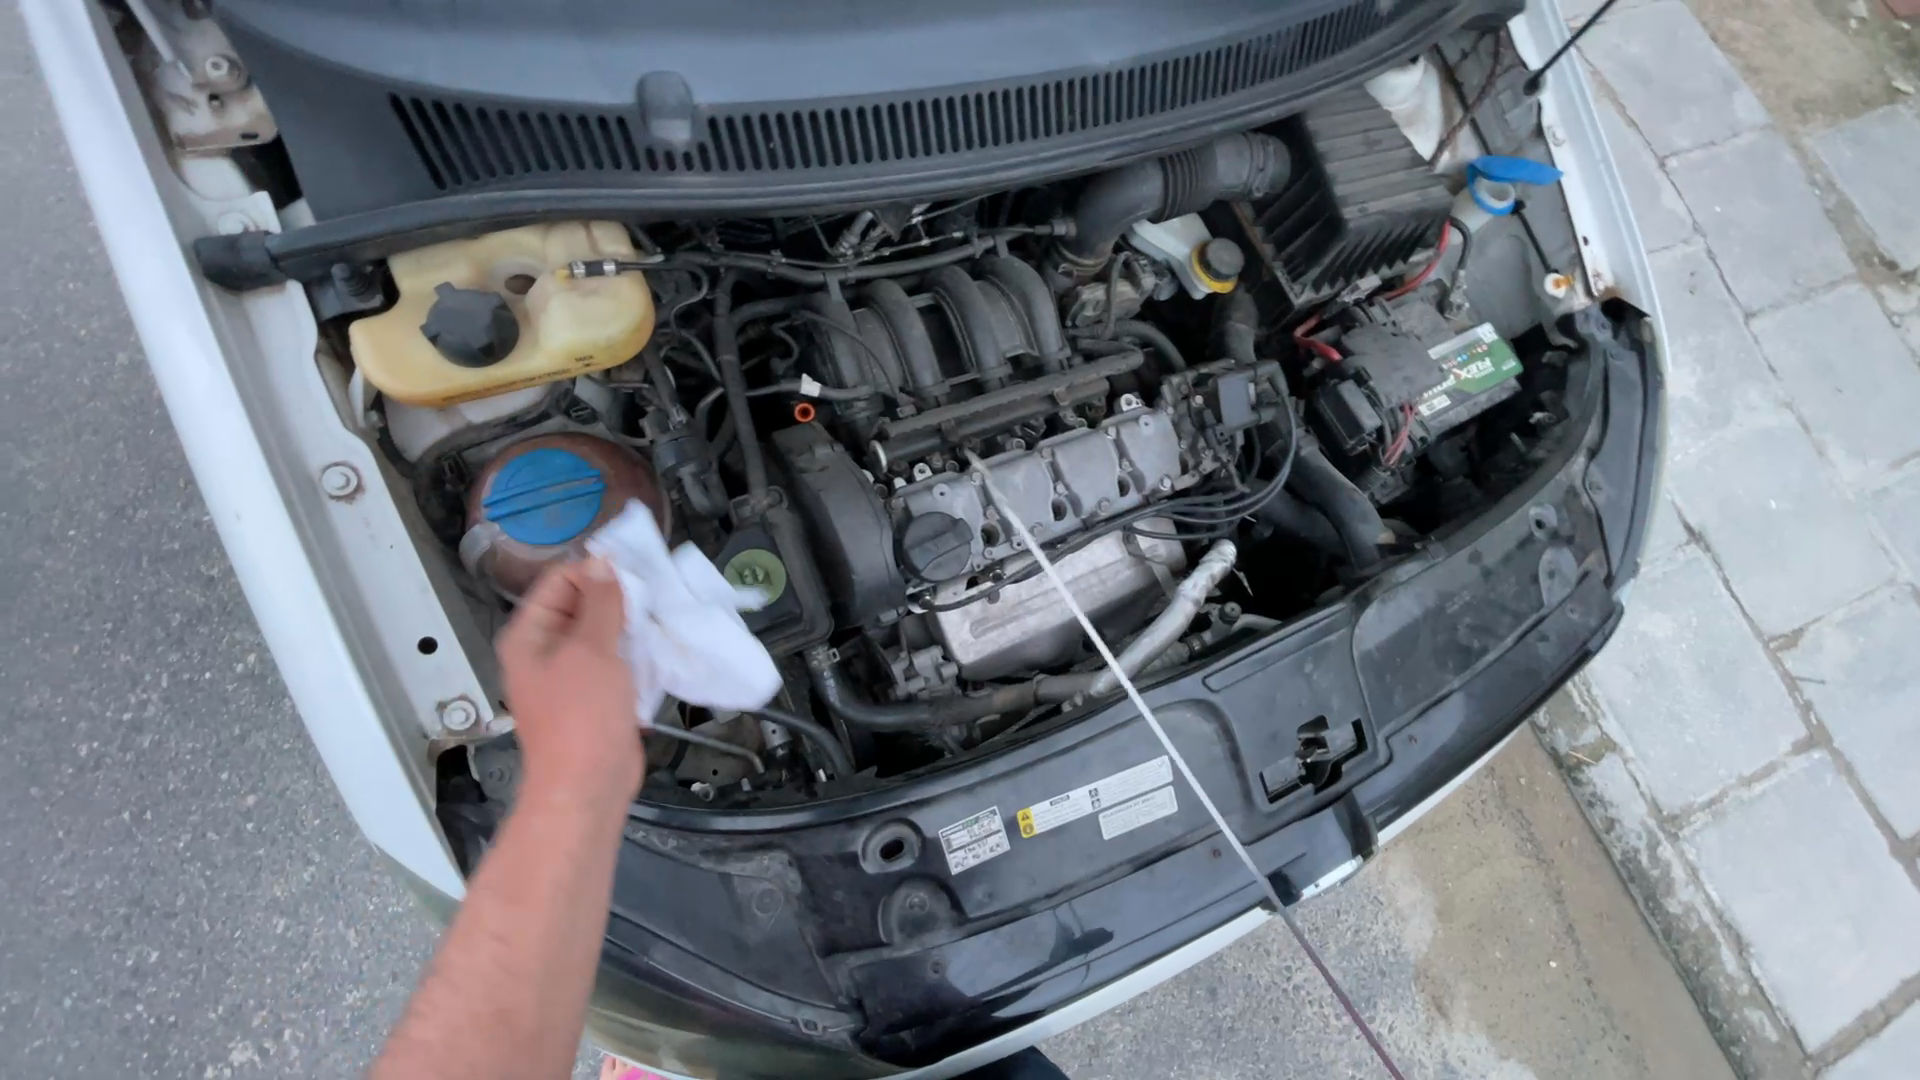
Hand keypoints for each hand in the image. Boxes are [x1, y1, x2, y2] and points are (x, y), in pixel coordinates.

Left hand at [497, 558, 644, 804]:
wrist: (589, 784)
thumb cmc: (582, 717)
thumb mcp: (592, 650)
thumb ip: (600, 603)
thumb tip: (602, 562)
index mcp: (530, 635)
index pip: (561, 580)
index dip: (596, 572)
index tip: (636, 575)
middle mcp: (545, 650)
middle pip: (583, 605)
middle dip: (619, 599)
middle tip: (654, 597)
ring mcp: (571, 674)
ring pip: (604, 632)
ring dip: (631, 626)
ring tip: (659, 621)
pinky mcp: (595, 693)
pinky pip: (616, 659)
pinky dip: (635, 652)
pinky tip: (657, 649)